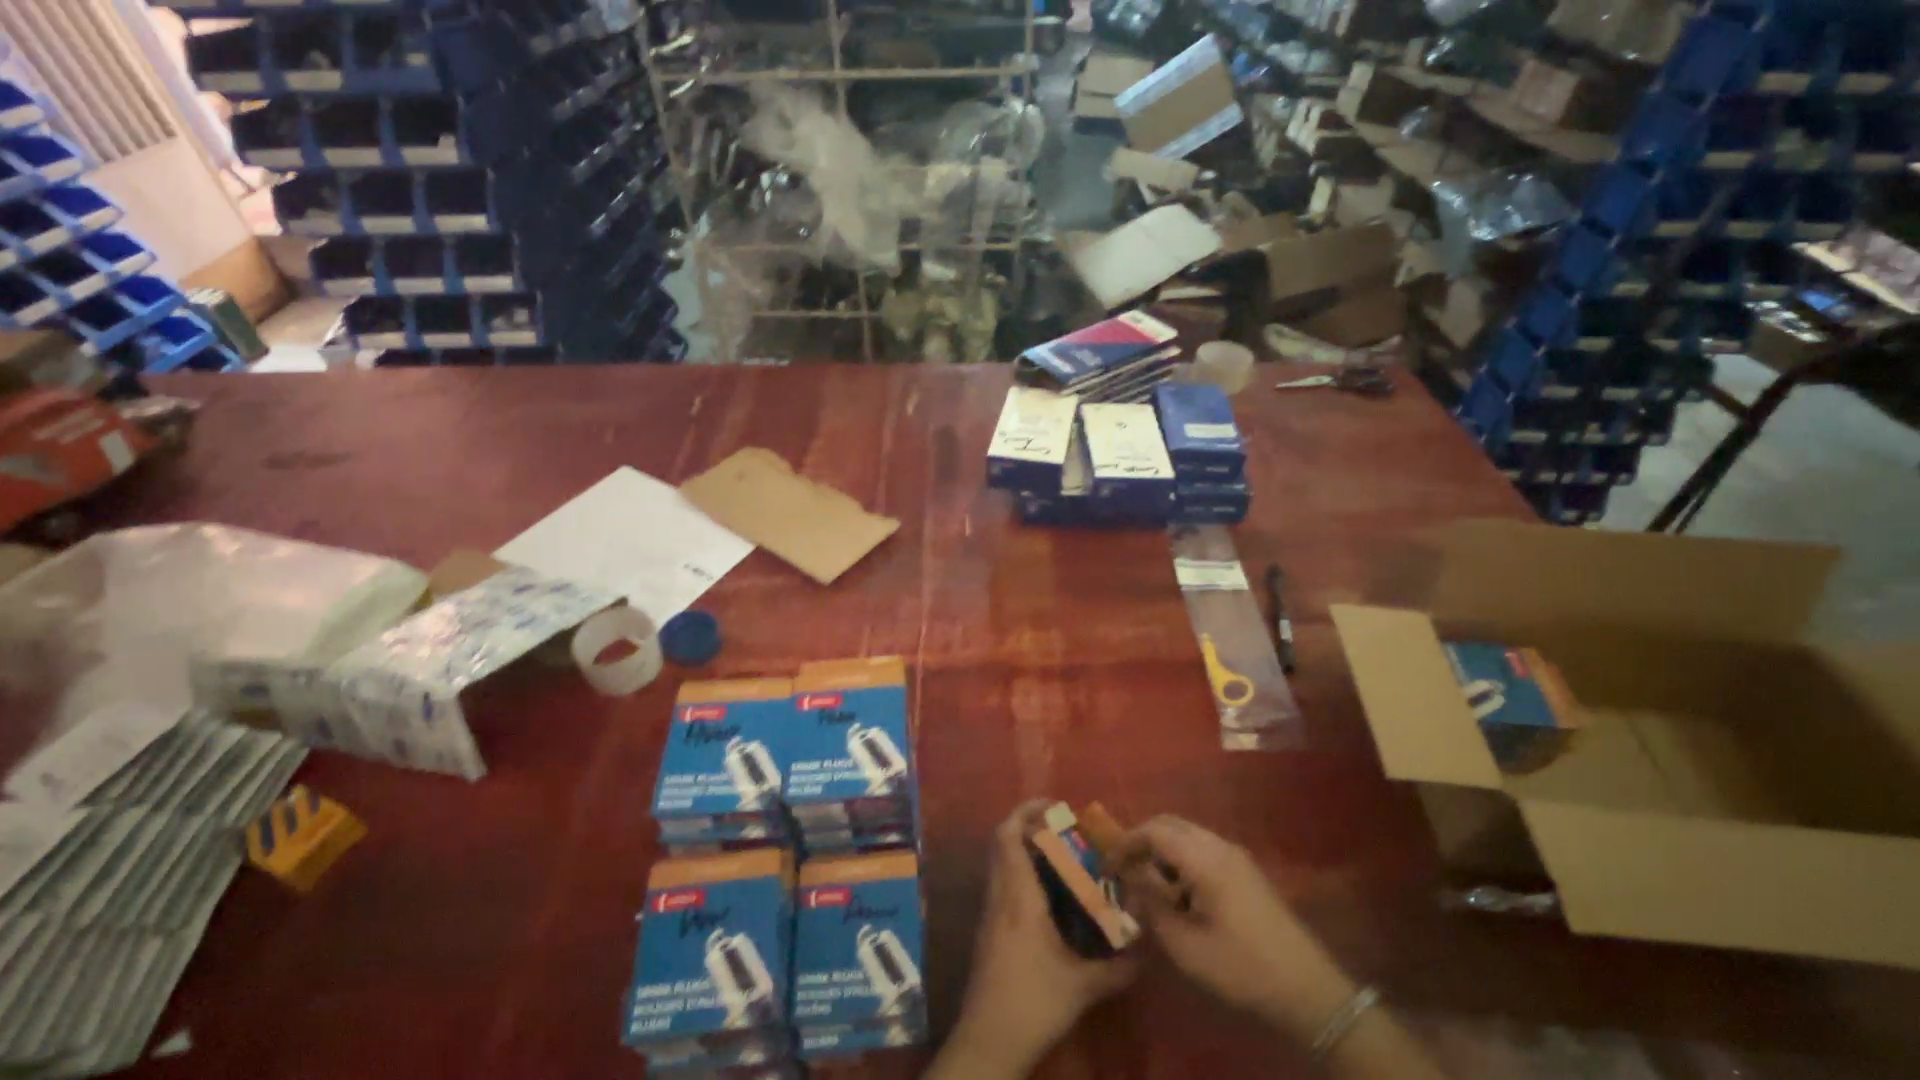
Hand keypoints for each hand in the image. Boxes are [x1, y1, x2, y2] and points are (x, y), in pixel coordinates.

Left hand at [941, 801, 1137, 1077]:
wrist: (989, 1041)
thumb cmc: (1033, 1003)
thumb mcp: (1084, 986)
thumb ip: (1120, 966)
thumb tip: (1150, 947)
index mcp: (1018, 898)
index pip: (1009, 837)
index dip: (1026, 812)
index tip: (1056, 806)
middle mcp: (999, 898)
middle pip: (1002, 844)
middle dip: (1030, 827)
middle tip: (1067, 829)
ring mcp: (990, 915)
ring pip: (1001, 865)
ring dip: (1026, 851)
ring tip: (1065, 857)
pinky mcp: (989, 933)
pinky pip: (1003, 886)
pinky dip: (1023, 875)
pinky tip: (1052, 896)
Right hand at [1125, 815, 1353, 1038]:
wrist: (1306, 988)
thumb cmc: (1240, 967)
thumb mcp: (1185, 945)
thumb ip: (1152, 906)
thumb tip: (1129, 882)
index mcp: (1205, 859)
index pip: (1153, 830)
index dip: (1124, 844)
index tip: (1105, 867)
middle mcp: (1221, 847)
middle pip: (1170, 824)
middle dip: (1141, 842)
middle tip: (1120, 871)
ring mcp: (1237, 857)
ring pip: (1187, 835)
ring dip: (1161, 851)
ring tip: (1145, 885)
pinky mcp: (1246, 872)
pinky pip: (1203, 849)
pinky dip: (1180, 860)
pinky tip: (1176, 894)